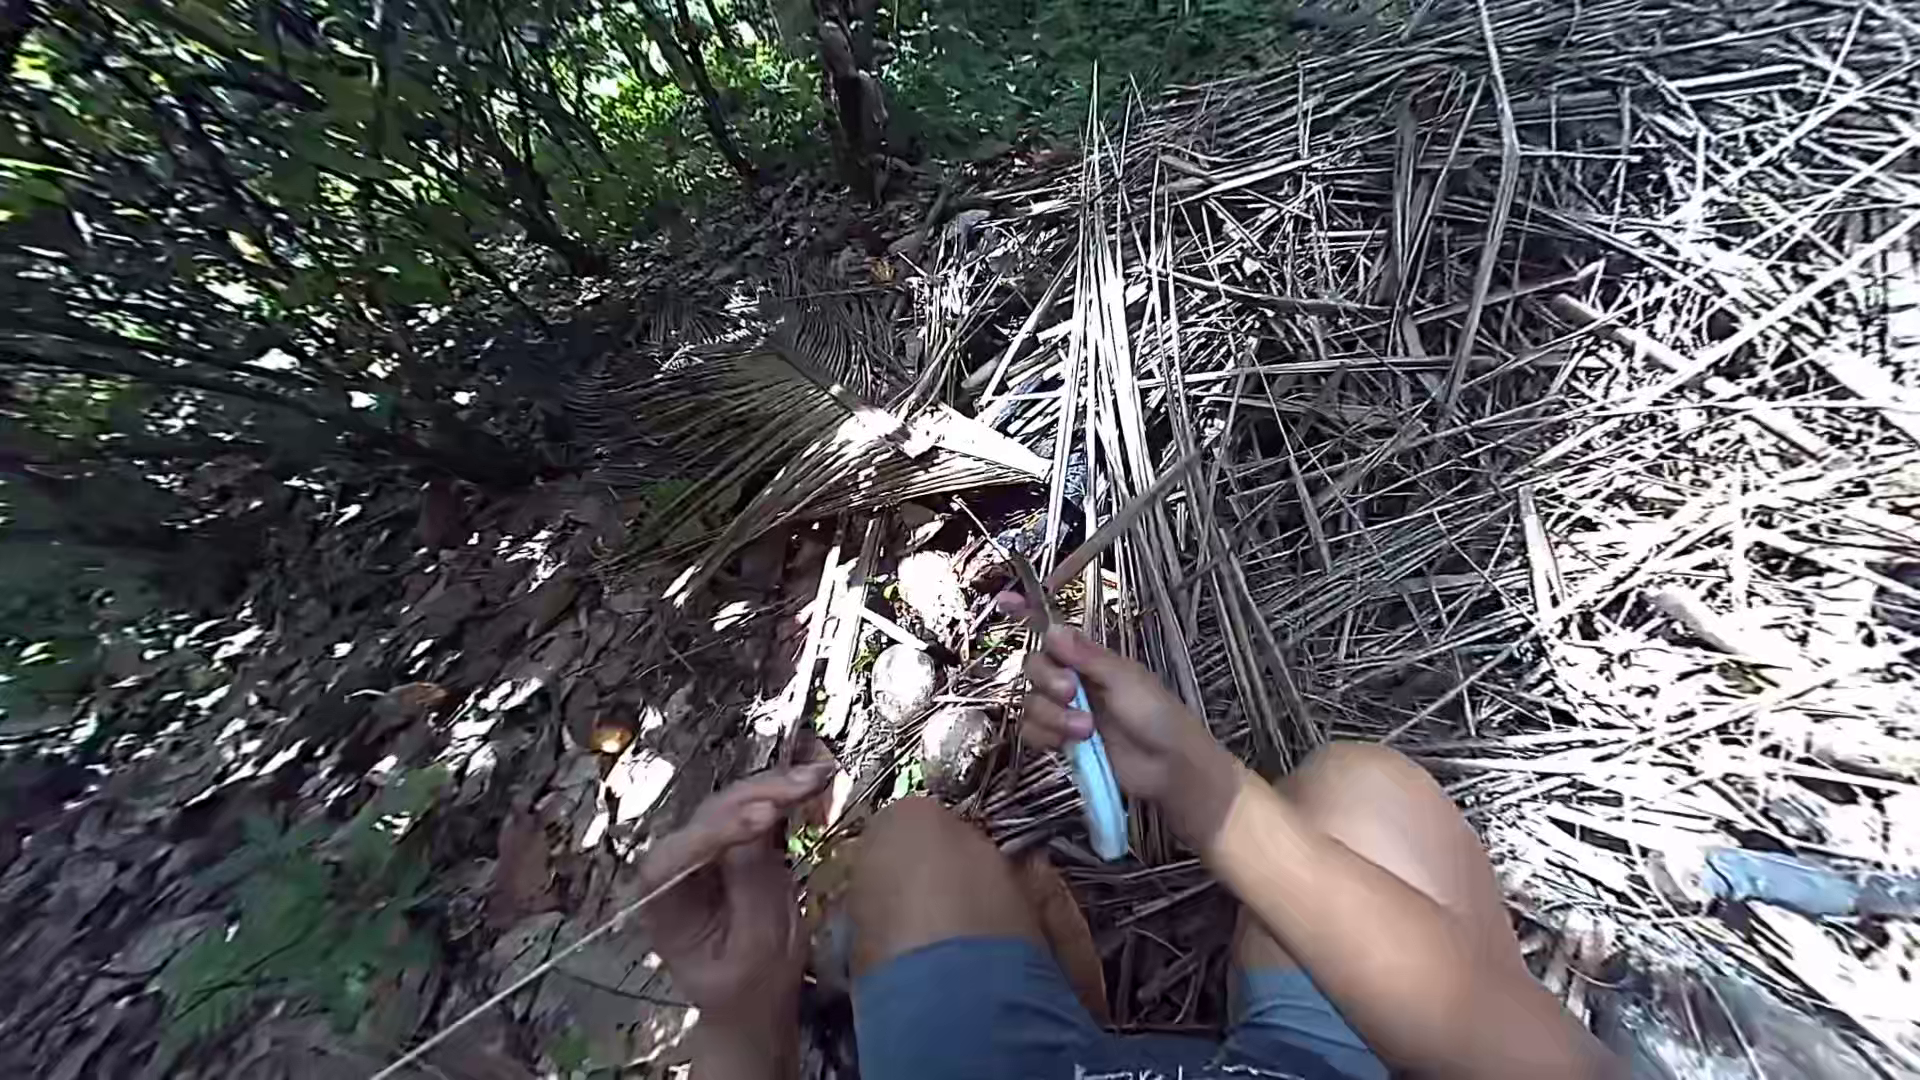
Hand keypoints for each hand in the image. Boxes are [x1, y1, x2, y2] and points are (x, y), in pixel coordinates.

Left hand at [638, 763, 831, 1026]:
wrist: (759, 995)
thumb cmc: (751, 985)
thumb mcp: (756, 947)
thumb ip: (751, 884)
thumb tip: (762, 822)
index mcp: (665, 905)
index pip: (674, 857)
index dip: (716, 830)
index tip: (767, 818)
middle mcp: (679, 864)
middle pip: (711, 815)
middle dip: (761, 795)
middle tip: (809, 784)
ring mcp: (708, 844)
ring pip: (736, 799)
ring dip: (779, 784)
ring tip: (819, 777)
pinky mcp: (737, 834)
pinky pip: (758, 801)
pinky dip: (786, 789)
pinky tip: (815, 781)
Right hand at [1000, 597, 1242, 845]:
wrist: (1170, 770)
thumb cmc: (1158, 716)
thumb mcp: (1127, 680)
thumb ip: (1088, 656)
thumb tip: (1052, 628)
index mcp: (1089, 657)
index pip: (1052, 631)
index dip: (1026, 614)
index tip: (1004, 601)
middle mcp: (1072, 678)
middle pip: (1034, 666)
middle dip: (1048, 680)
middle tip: (1072, 694)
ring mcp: (1065, 710)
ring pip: (1031, 701)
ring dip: (1053, 716)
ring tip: (1086, 731)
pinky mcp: (1061, 740)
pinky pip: (1032, 731)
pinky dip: (1045, 735)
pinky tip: (1067, 744)